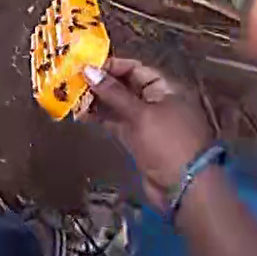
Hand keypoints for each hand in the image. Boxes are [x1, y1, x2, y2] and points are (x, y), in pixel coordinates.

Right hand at [87, 59, 215, 208]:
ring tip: (71, 96)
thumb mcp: (140, 114)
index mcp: (165, 89)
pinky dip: (100, 117)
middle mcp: (156, 101)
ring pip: (117, 104)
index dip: (111, 66)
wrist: (185, 189)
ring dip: (96, 100)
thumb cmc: (167, 143)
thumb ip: (113, 92)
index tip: (85, 66)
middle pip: (124, 85)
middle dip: (99, 83)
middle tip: (72, 80)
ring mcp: (146, 121)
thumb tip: (87, 70)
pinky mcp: (136, 138)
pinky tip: (80, 114)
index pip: (135, 69)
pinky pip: (115, 121)